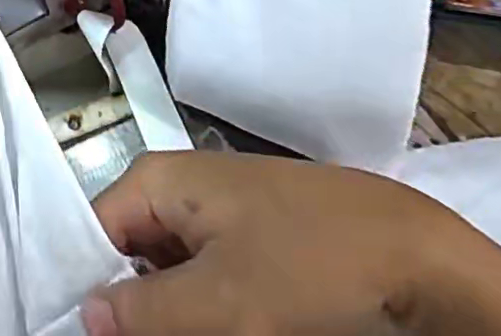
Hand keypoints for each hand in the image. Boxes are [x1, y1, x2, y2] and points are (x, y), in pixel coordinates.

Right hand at [83, 151, 500, 335]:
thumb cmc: (308, 263)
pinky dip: (205, 309)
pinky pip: (206, 273)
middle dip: (138, 308)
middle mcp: (175, 187)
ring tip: (196, 334)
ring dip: (174, 314)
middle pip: (130, 252)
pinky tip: (221, 330)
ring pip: (169, 269)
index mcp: (156, 180)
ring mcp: (214, 209)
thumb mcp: (225, 301)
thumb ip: (147, 312)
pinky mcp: (248, 235)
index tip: (98, 335)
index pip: (95, 230)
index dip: (92, 285)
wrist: (415, 253)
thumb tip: (86, 315)